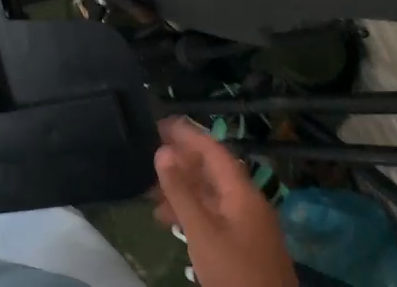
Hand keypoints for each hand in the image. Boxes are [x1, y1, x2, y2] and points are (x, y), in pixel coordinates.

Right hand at [152, 118, 296, 286]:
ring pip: (211, 195)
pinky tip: (169, 220)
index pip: (213, 150)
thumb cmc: (234, 272)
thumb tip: (162, 151)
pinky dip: (192, 211)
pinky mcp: (244, 244)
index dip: (187, 134)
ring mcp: (248, 224)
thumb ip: (180, 191)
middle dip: (180, 163)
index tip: (159, 124)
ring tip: (151, 194)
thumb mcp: (201, 232)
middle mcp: (248, 202)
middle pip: (212, 171)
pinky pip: (214, 215)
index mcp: (242, 193)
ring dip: (182, 190)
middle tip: (149, 158)